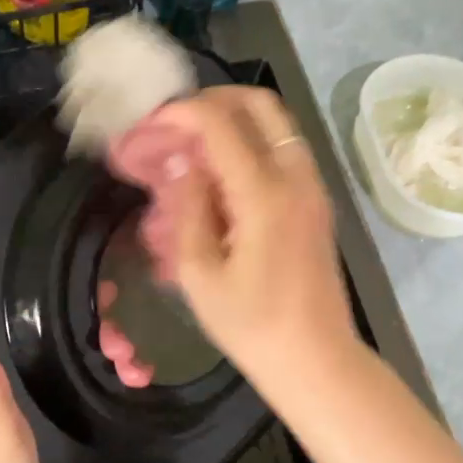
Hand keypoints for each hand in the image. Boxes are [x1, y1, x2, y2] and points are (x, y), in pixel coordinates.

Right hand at [153, 86, 362, 384]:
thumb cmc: (250, 325)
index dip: (178, 115)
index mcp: (264, 195)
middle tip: (172, 123)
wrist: (315, 359)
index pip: (219, 124)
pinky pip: (281, 151)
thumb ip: (188, 208)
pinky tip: (215, 176)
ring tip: (188, 147)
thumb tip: (179, 162)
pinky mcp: (314, 203)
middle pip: (258, 104)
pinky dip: (247, 146)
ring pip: (274, 124)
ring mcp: (311, 188)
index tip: (147, 126)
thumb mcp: (200, 274)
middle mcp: (295, 178)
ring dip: (230, 122)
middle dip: (209, 102)